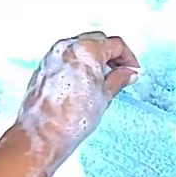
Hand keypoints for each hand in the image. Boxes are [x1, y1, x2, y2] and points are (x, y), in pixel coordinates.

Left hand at [11, 32, 138, 171]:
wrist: (43, 135)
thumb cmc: (70, 119)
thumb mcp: (105, 96)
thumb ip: (119, 79)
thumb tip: (127, 73)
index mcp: (86, 49)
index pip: (115, 44)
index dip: (128, 57)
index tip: (132, 69)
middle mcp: (66, 47)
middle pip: (96, 41)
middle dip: (111, 55)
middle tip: (120, 72)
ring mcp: (52, 56)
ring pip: (79, 48)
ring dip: (93, 60)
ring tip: (102, 80)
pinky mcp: (43, 68)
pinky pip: (65, 59)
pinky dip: (77, 66)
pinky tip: (83, 84)